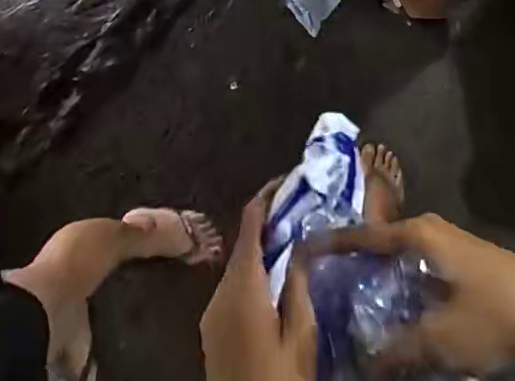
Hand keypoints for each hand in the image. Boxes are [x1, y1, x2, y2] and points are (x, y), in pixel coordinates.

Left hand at [200, 180, 317, 380]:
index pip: (251, 222)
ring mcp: (213, 310)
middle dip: (271, 221)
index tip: (289, 179)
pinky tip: (277, 276)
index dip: (267, 195)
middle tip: (302, 209)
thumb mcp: (301, 336)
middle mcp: (221, 290)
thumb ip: (298, 284)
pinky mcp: (213, 328)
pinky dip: (254, 270)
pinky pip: (234, 285)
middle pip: (244, 241)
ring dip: (263, 247)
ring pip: (240, 263)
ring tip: (296, 238)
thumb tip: (300, 244)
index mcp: (243, 285)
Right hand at [303, 214, 514, 375]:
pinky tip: (393, 304)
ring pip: (399, 253)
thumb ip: (398, 349)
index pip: (363, 234)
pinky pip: (416, 262)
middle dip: (352, 261)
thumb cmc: (493, 313)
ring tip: (351, 296)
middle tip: (323, 282)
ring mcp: (445, 239)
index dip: (331, 243)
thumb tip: (364, 361)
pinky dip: (399, 279)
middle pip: (379, 241)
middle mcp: (428, 227)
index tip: (302, 248)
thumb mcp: (442, 339)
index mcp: (417, 234)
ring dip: (378, 274)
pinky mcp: (459, 255)